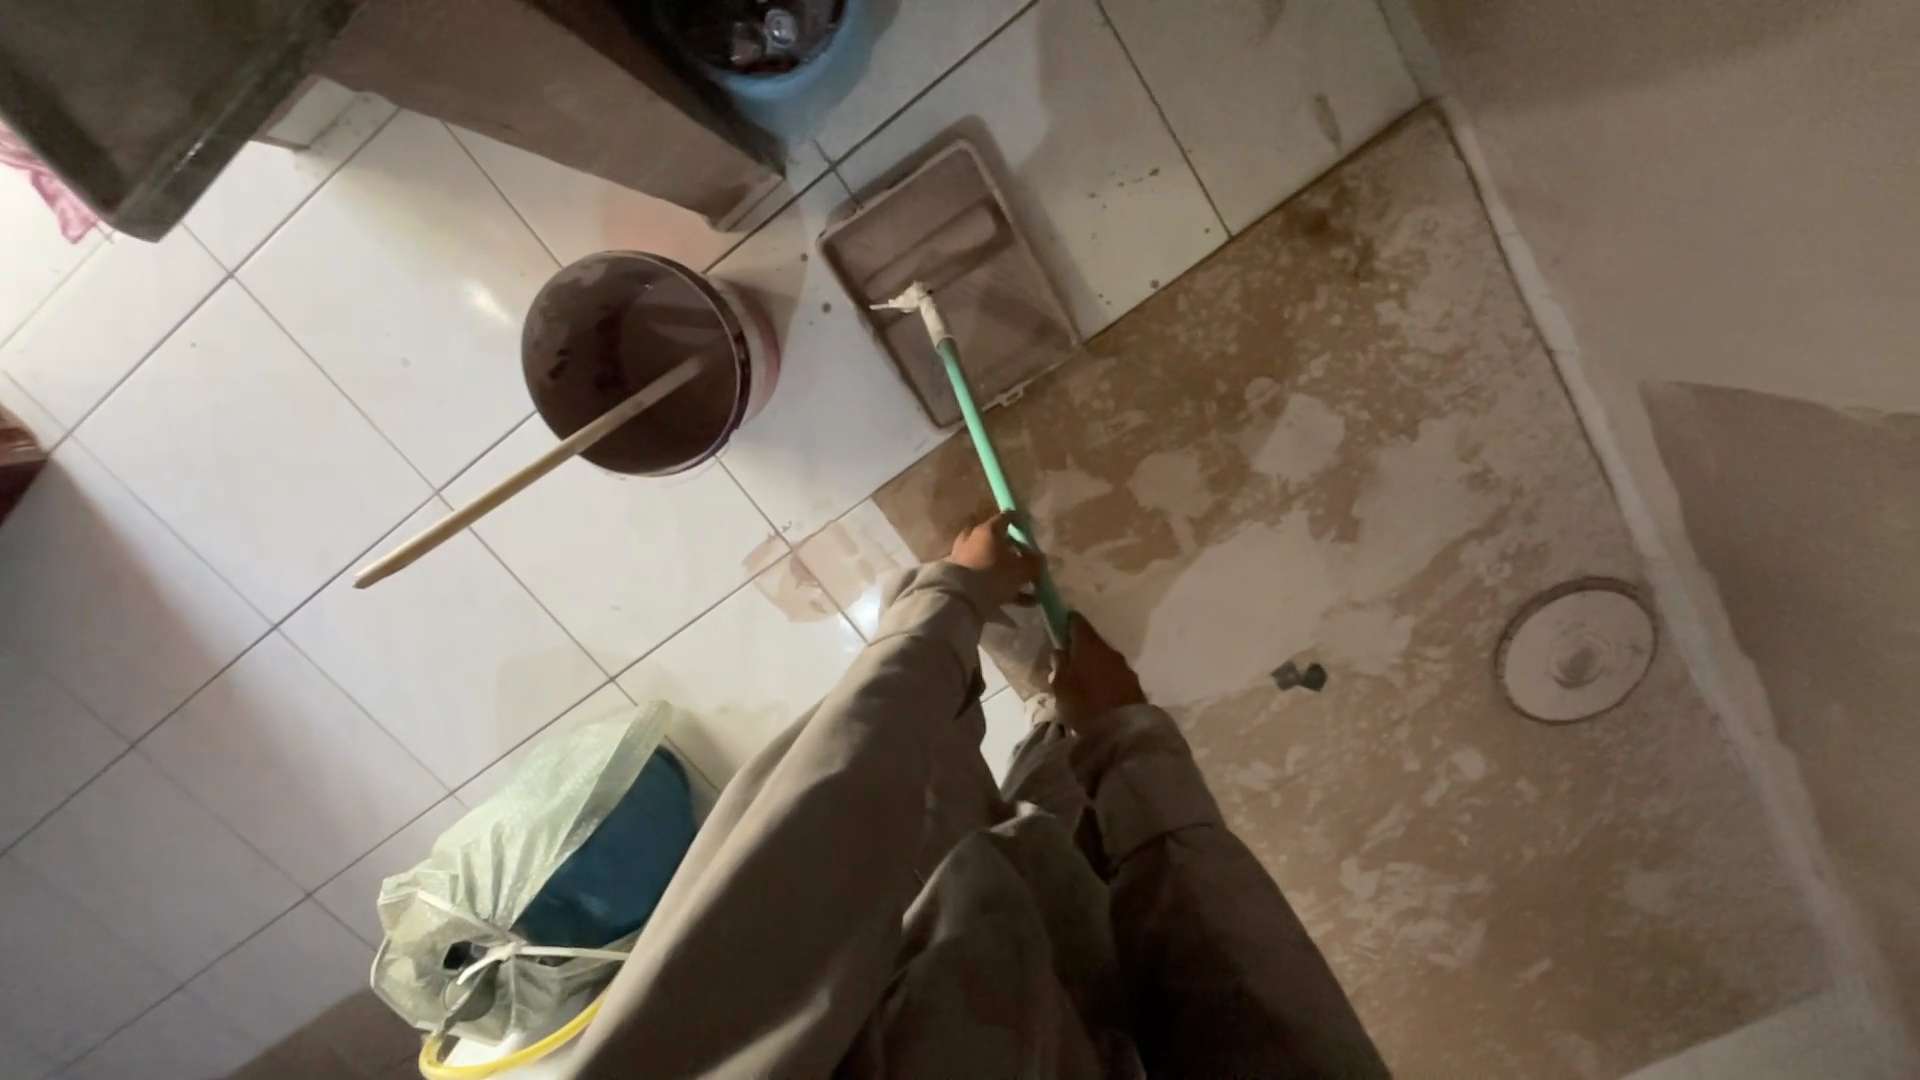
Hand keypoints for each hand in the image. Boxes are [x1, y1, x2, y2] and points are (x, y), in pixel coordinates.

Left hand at [949, 511, 1043, 607]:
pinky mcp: (961, 579)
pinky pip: (988, 581)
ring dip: (1009, 573)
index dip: (1017, 519)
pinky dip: (1005, 589)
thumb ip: (1033, 563)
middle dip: (1011, 548)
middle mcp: (974, 540)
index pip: (1005, 518)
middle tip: (1024, 555)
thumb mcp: (1021, 569)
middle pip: (995, 540)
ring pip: (991, 562)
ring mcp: (965, 560)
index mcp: (988, 531)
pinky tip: (1025, 601)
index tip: (1025, 522)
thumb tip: (1039, 559)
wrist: (961, 598)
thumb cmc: (994, 574)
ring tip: (1031, 587)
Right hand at [1049, 612, 1145, 731]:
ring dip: (1094, 666)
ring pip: (1105, 660)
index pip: (1078, 623)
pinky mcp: (1134, 686)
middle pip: (1092, 643)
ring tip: (1083, 681)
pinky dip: (1106, 680)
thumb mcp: (1061, 687)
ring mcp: (1125, 668)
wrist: (1123, 730)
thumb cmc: (1083, 704)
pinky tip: (1099, 693)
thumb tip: (1060, 652)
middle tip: (1068, 660)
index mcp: (1088, 646)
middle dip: (1080, 649)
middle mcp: (1109, 651)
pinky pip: (1115, 676)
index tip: (1060, 624)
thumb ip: (1059, 666)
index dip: (1068, 622)